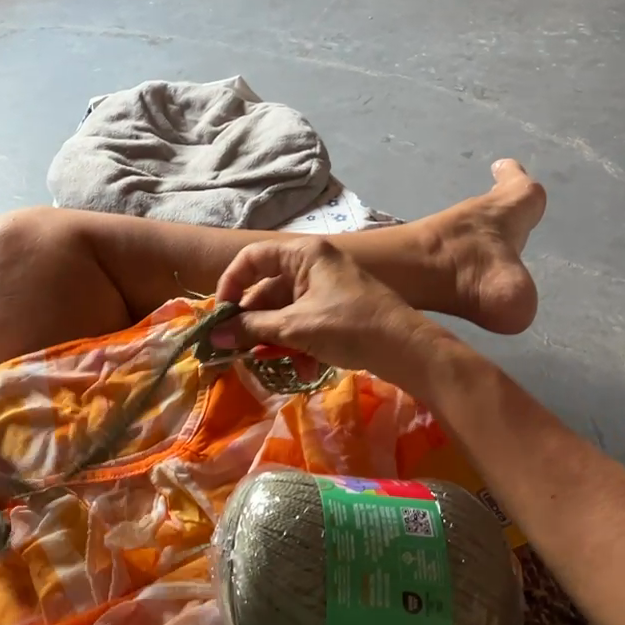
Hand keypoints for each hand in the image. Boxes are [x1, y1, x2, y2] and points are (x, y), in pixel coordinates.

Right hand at [214, 239, 452, 388]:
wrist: (409, 350)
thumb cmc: (350, 326)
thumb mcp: (296, 328)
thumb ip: (252, 329)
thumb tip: (215, 335)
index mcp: (303, 254)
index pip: (251, 259)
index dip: (231, 285)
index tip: (221, 316)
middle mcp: (313, 264)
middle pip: (267, 289)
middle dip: (254, 323)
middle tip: (238, 350)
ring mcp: (326, 287)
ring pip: (284, 311)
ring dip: (276, 339)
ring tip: (273, 365)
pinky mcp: (337, 310)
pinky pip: (303, 322)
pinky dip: (298, 344)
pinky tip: (304, 370)